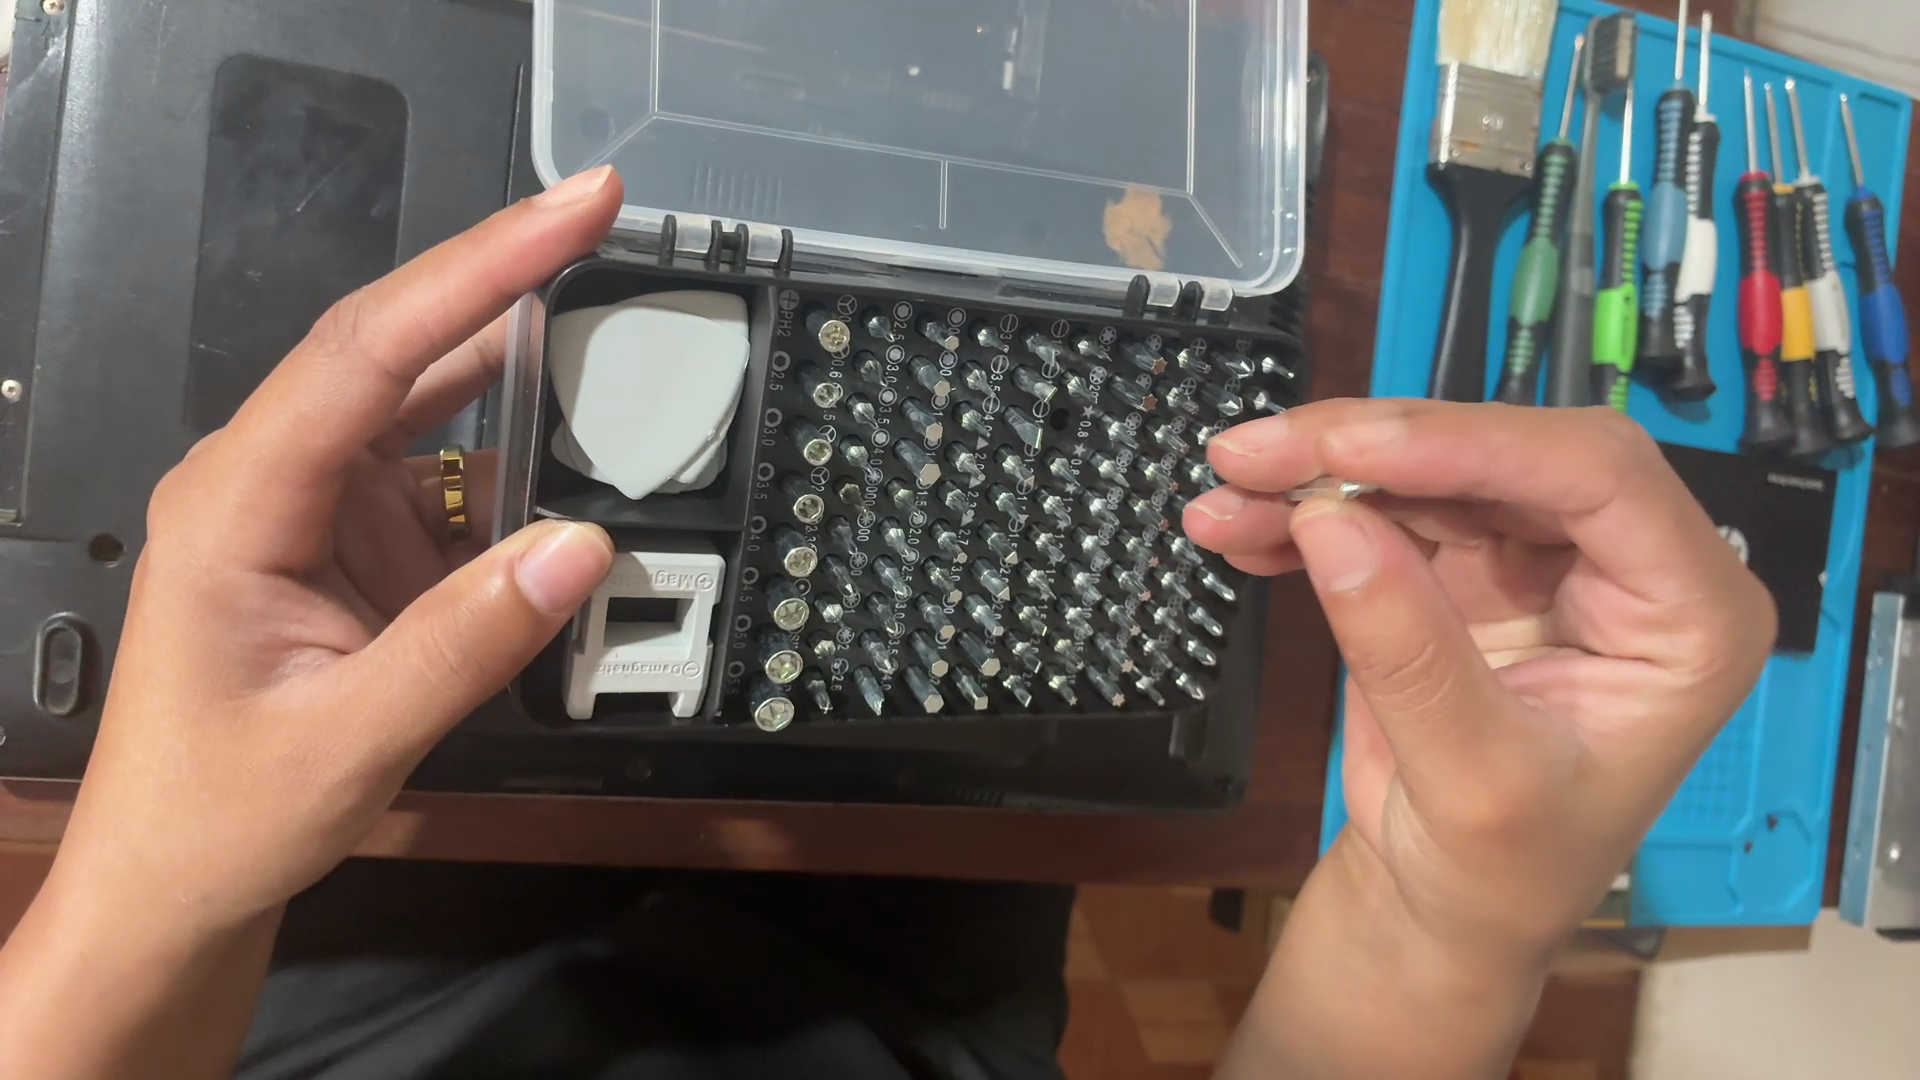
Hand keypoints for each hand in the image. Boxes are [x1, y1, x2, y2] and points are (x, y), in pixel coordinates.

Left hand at [54, 166, 624, 931]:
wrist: (187, 869)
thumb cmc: (232, 808)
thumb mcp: (351, 736)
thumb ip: (468, 640)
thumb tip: (585, 545)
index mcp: (247, 497)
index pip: (375, 347)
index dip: (482, 269)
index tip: (573, 214)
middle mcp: (284, 473)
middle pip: (403, 337)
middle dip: (504, 270)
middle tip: (598, 218)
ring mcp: (332, 500)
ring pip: (432, 390)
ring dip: (517, 344)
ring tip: (601, 304)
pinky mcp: (374, 532)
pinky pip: (458, 460)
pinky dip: (523, 435)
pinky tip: (573, 427)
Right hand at [1189, 400, 1772, 1076]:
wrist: (1443, 890)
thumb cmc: (1498, 862)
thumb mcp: (1472, 779)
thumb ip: (1409, 652)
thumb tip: (1325, 522)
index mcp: (1680, 607)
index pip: (1589, 476)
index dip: (1463, 444)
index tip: (1338, 449)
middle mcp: (1602, 560)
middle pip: (1482, 457)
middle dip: (1355, 450)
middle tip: (1247, 455)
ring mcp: (1513, 559)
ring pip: (1405, 479)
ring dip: (1303, 484)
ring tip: (1217, 500)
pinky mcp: (1437, 571)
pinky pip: (1360, 519)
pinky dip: (1291, 523)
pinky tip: (1234, 532)